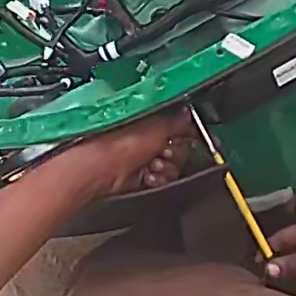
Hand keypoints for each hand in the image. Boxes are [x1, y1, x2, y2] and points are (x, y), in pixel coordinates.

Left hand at [42, 108, 193, 198]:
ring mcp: (138, 155)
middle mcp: (141, 134)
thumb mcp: (156, 127)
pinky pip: (158, 179)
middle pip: (177, 146)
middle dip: (176, 153)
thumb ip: (177, 121)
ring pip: (169, 165)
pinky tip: (149, 177)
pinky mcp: (135, 175)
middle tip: (166, 153)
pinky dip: (157, 180)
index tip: (199, 138)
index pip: (177, 121)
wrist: (96, 171)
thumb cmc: (113, 143)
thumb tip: (190, 115)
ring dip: (167, 169)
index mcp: (145, 115)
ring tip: (154, 167)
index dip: (189, 131)